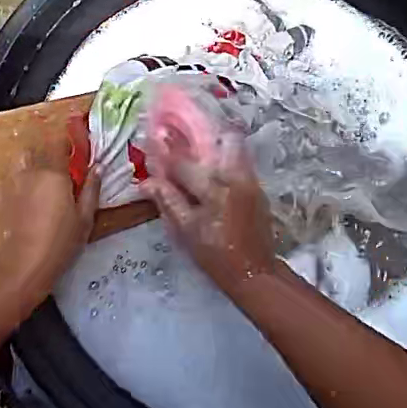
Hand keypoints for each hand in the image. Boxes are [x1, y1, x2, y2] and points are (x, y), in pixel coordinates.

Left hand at [0, 149, 99, 314]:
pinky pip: (2, 185)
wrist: (18, 268)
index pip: (59, 144)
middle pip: (34, 151)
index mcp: (53, 173)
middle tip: (55, 176)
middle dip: (44, 157)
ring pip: (17, 166)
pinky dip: (11, 188)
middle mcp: (27, 172)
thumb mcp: (84, 219)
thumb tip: (97, 167)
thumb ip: (91, 190)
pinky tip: (17, 205)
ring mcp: (6, 185)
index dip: (67, 145)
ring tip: (35, 190)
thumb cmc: (58, 244)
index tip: (74, 154)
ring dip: (27, 170)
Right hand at [142, 141, 277, 293]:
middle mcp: (235, 178)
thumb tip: (147, 183)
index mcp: (214, 190)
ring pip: (235, 149)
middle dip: (200, 136)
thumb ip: (168, 201)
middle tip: (182, 139)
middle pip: (221, 140)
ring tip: (198, 153)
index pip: (184, 164)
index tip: (155, 140)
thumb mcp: (186, 231)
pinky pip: (242, 163)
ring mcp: (251, 181)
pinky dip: (226, 161)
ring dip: (215, 146)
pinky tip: (214, 171)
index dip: (166, 153)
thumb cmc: (216, 255)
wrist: (254, 272)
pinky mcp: (259, 188)